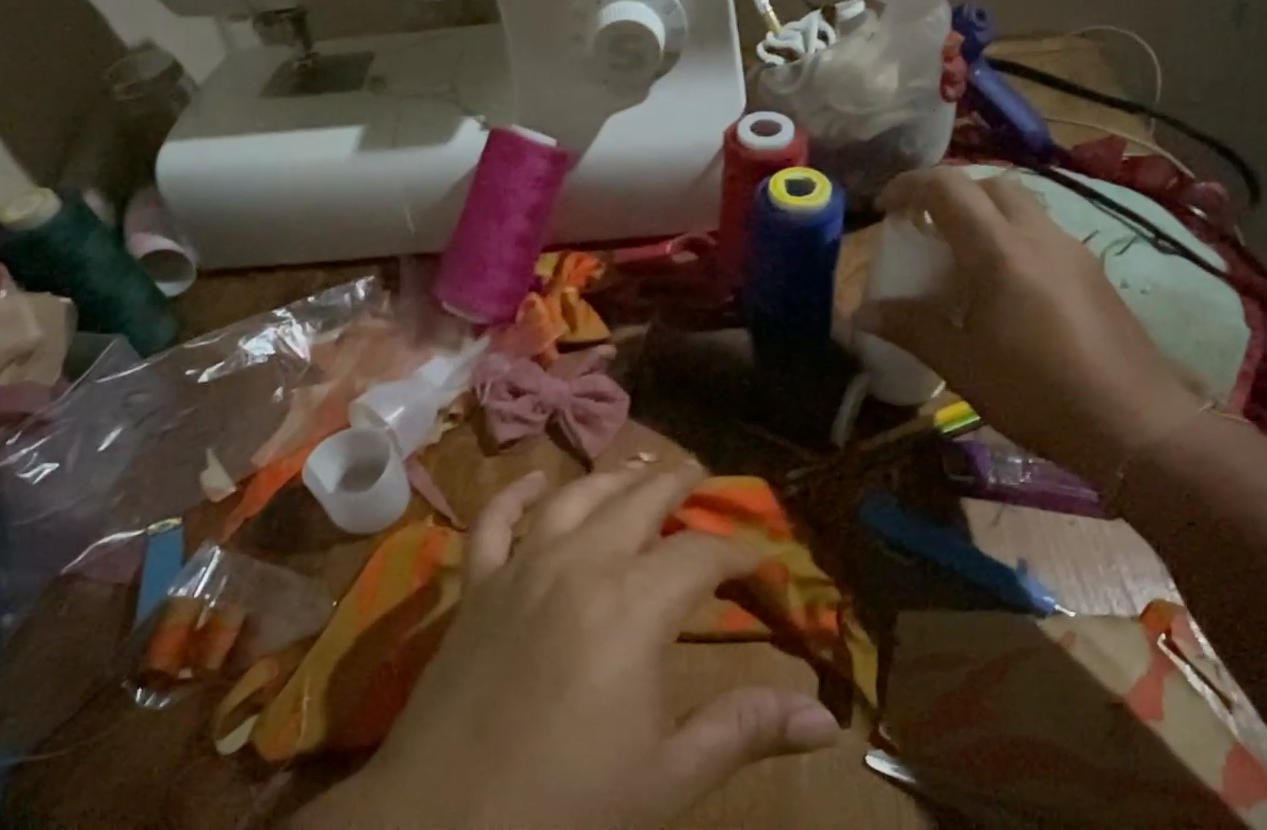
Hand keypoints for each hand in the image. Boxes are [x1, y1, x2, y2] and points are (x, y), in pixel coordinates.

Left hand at [294, 465, 842, 827]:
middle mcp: (580, 564)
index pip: (702, 555)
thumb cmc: (565, 805)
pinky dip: (515, 494)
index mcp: (635, 606)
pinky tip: (533, 482)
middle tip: (701, 476)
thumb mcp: (667, 779)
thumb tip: (825, 720)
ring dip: (611, 478)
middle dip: (677, 485)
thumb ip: (743, 732)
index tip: (758, 563)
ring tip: (638, 471)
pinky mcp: (475, 585)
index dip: (737, 552)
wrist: (441, 821)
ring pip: (573, 497)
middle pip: (639, 501)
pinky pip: (493, 520)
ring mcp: (520, 568)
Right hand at [855, 166, 1203, 491]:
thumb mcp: (960, 364)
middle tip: (921, 227)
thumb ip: (910, 328)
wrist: (1136, 426)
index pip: (948, 188)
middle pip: (990, 185)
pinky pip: (1042, 233)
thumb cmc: (1036, 394)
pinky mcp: (1093, 274)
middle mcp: (1039, 238)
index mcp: (1000, 253)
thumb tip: (862, 313)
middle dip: (948, 194)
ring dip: (982, 214)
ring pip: (1022, 206)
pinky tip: (1000, 286)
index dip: (909, 186)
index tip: (884, 209)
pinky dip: (1010, 237)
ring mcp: (1073, 253)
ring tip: (957, 256)